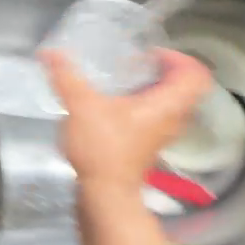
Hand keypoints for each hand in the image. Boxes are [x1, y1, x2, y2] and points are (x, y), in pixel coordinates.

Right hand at [40, 47, 214, 195]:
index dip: (179, 58)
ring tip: (129, 82)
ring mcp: (163, 134)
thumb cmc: (102, 147)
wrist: (106, 192)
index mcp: (167, 104)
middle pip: (187, 87)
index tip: (151, 55)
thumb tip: (49, 52)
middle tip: (140, 64)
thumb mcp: (81, 106)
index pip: (195, 73)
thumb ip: (66, 77)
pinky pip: (160, 117)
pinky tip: (120, 106)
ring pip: (174, 104)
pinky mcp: (150, 145)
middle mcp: (173, 118)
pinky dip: (148, 106)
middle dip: (167, 71)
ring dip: (157, 89)